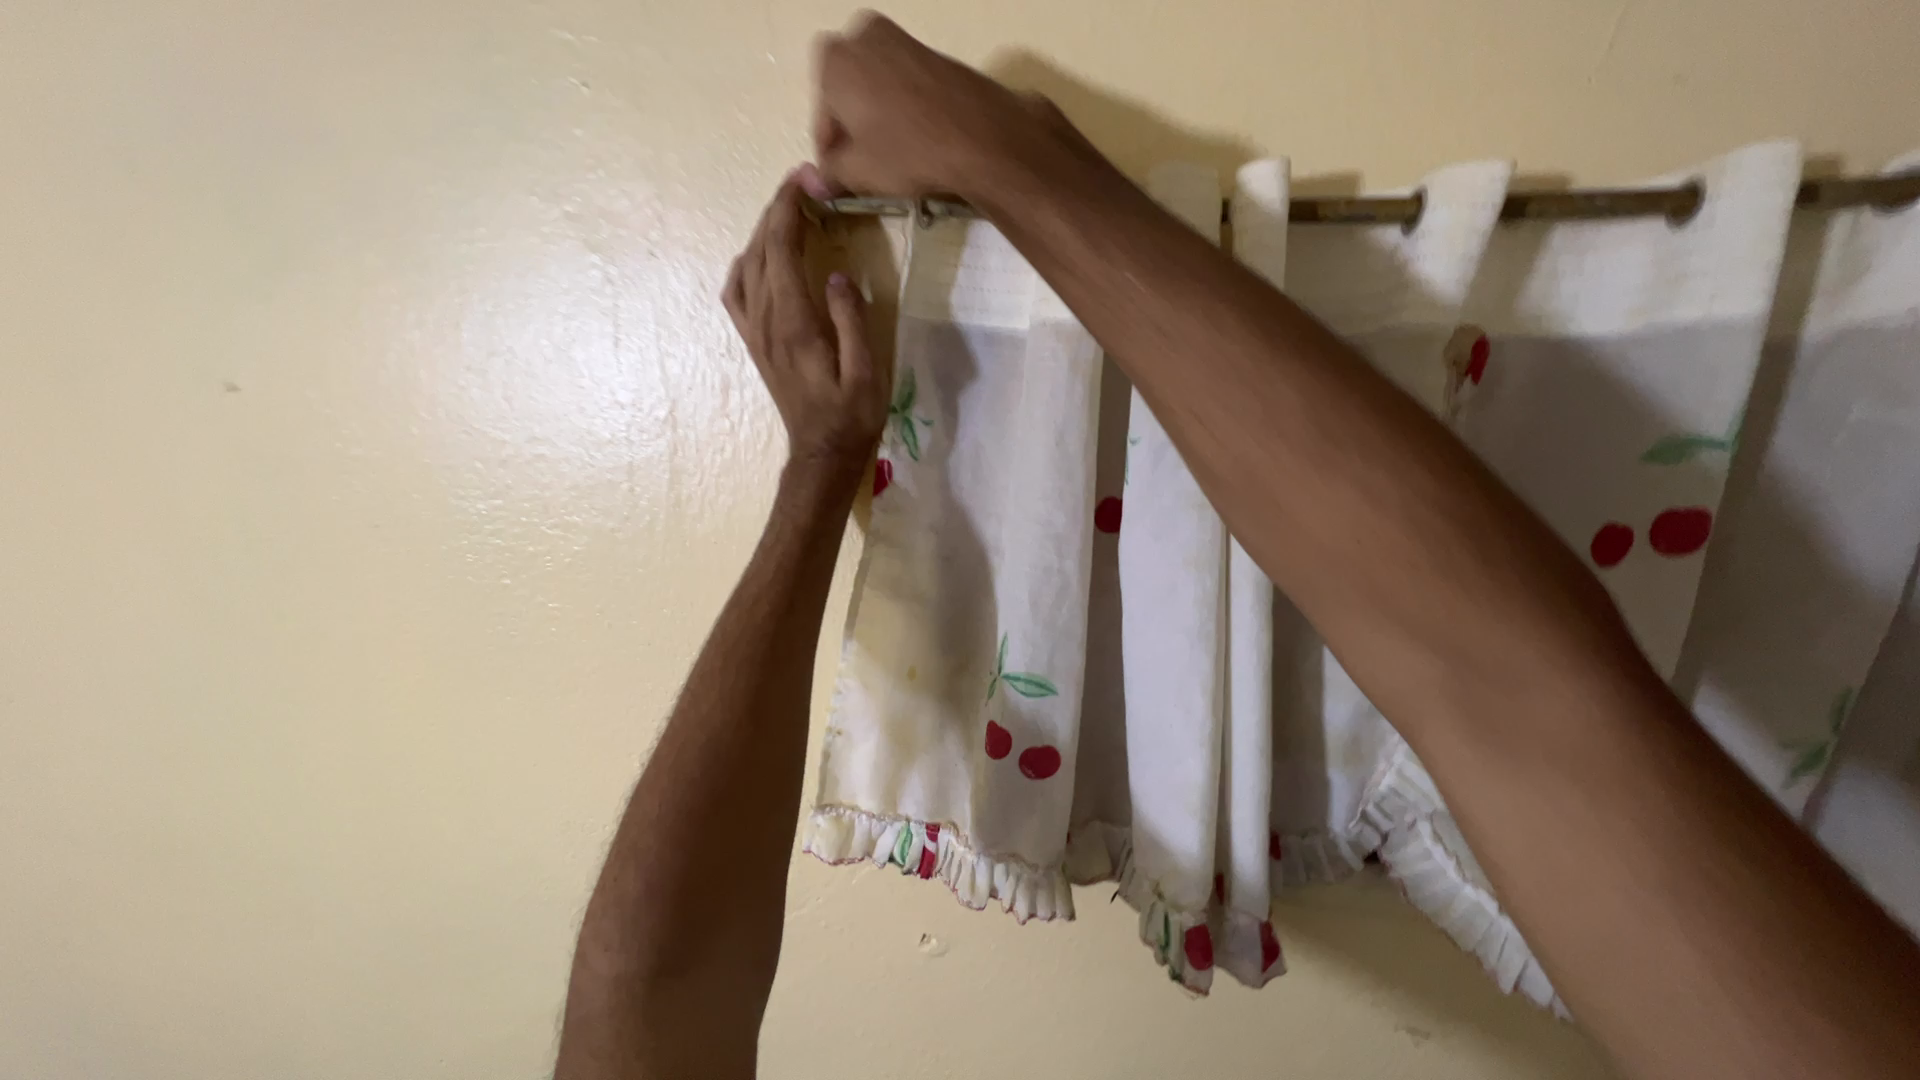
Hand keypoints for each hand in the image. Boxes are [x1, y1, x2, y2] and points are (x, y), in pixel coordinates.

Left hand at [723, 171, 886, 475]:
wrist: (821, 453)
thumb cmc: (851, 417)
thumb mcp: (866, 373)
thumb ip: (852, 322)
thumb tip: (840, 277)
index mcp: (795, 325)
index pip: (782, 251)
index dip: (790, 209)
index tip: (806, 178)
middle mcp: (766, 323)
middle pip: (761, 251)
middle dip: (778, 209)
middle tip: (803, 181)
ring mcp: (755, 332)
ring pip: (747, 266)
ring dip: (763, 232)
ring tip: (788, 212)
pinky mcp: (755, 342)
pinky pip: (737, 293)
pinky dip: (747, 264)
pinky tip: (762, 257)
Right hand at [809, 12, 1092, 202]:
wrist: (980, 136)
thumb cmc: (907, 152)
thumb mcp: (858, 171)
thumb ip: (828, 174)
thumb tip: (810, 181)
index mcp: (834, 59)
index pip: (821, 120)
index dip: (831, 156)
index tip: (843, 180)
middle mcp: (863, 37)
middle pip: (847, 99)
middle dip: (853, 133)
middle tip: (869, 171)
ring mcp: (901, 40)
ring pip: (875, 93)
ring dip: (878, 124)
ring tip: (895, 161)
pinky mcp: (932, 54)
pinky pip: (903, 89)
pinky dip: (903, 114)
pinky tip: (917, 143)